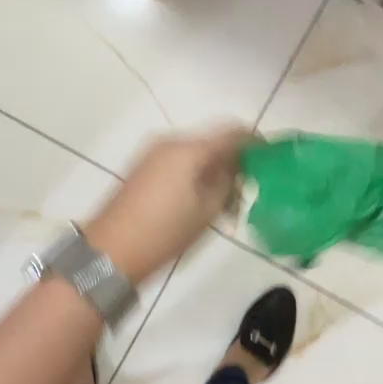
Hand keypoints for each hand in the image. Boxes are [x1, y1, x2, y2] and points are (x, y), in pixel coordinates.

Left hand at [84, 125, 250, 282]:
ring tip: (226, 201)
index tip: (271, 160)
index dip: (256, 142)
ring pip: (196, 151)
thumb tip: (239, 166)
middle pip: (213, 140)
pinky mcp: (143, 167)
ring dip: (214, 168)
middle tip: (248, 189)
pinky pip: (179, 160)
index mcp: (189, 149)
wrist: (110, 251)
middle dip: (234, 160)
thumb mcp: (206, 211)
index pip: (234, 131)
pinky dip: (196, 172)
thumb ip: (228, 181)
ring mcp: (153, 153)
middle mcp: (170, 141)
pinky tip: (202, 199)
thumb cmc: (164, 233)